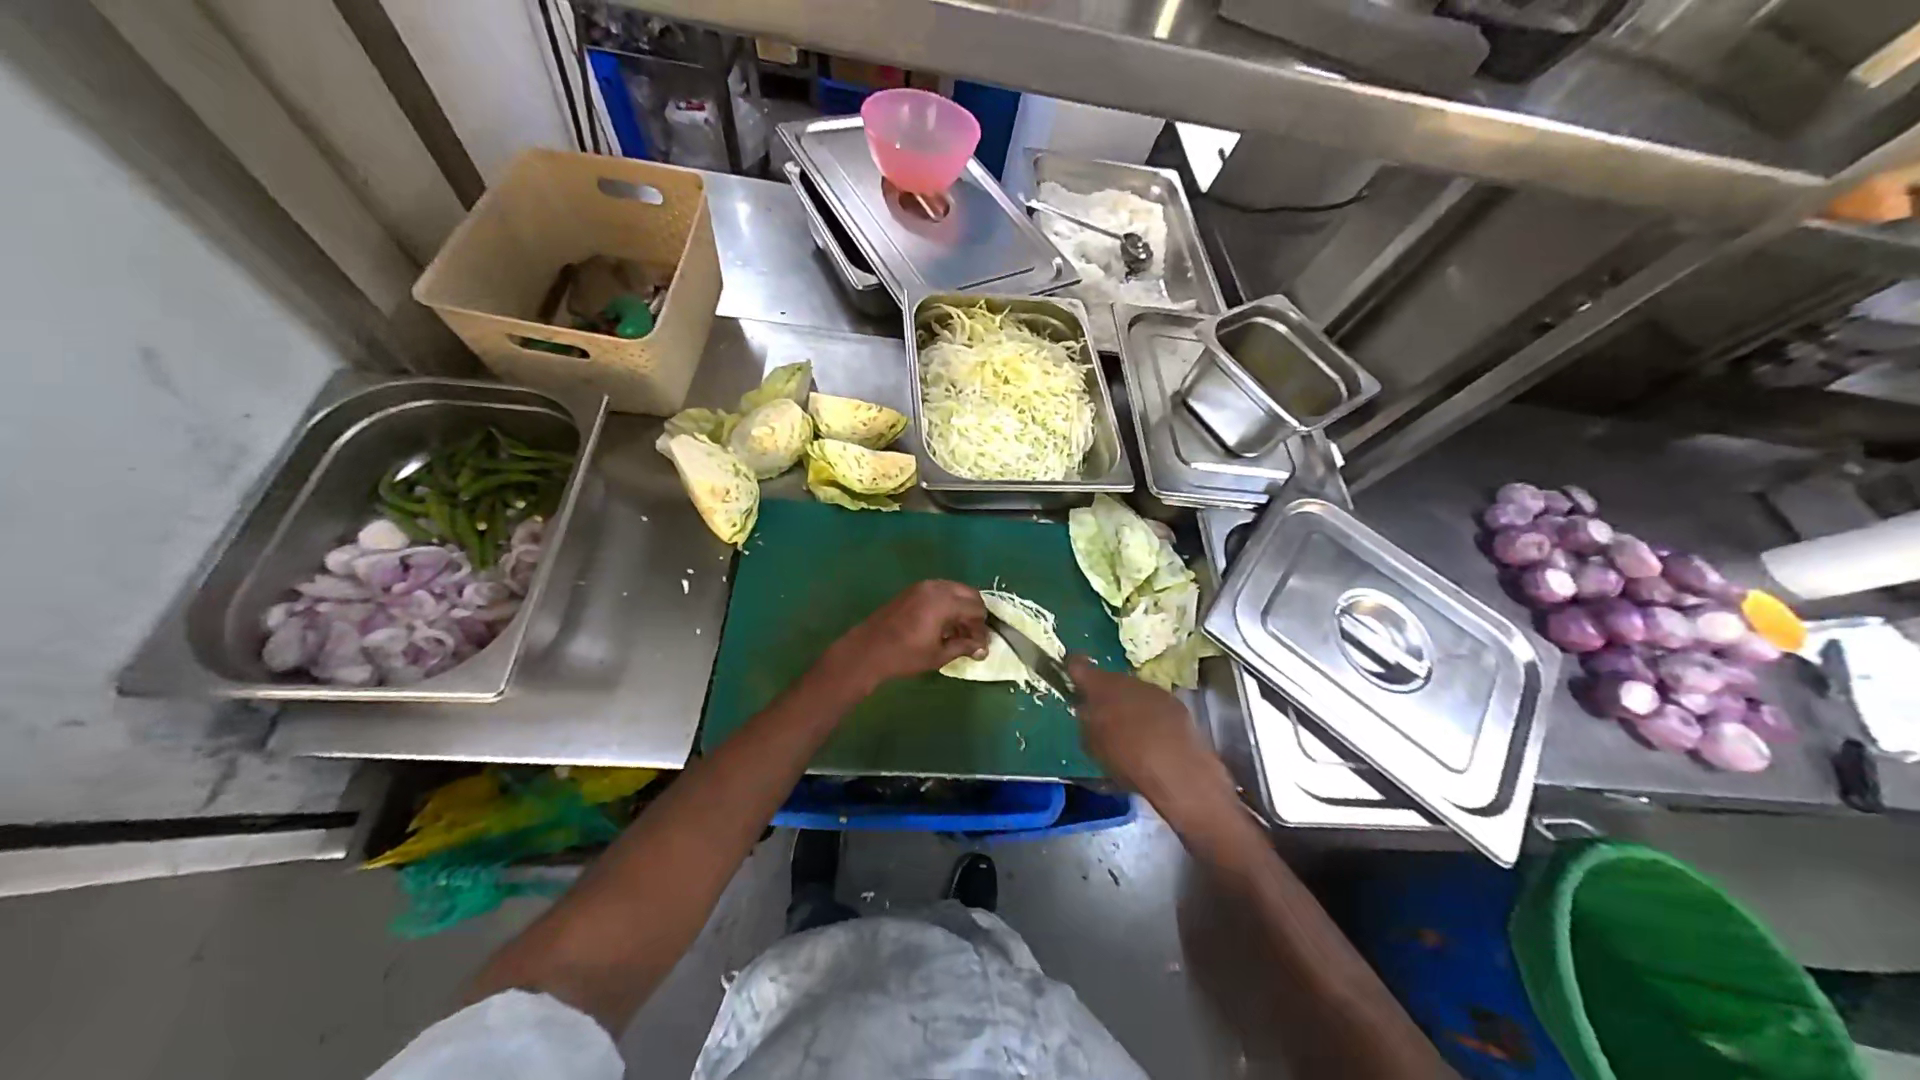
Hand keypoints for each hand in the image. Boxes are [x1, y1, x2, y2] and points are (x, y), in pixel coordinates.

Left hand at [821, 580, 989, 694]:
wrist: (868, 650)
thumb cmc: (905, 655)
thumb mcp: (938, 654)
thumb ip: (964, 647)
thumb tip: (983, 649)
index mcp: (945, 601)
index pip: (977, 609)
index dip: (982, 628)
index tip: (980, 646)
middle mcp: (936, 587)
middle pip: (969, 594)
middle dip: (974, 614)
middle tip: (972, 636)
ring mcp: (922, 586)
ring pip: (954, 590)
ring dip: (961, 608)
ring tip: (957, 632)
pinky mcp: (912, 590)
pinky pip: (939, 591)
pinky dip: (947, 603)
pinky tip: (942, 624)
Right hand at [1070, 655, 1235, 821]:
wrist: (1175, 767)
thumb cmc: (1124, 756)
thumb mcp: (1091, 744)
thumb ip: (1086, 722)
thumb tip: (1086, 711)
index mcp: (1099, 687)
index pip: (1079, 666)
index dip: (1073, 667)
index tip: (1070, 670)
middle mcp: (1125, 680)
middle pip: (1109, 680)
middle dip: (1104, 693)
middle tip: (1101, 713)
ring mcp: (1152, 689)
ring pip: (1133, 691)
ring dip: (1128, 704)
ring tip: (1129, 729)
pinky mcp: (1174, 703)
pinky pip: (1154, 704)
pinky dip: (1150, 715)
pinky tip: (1152, 736)